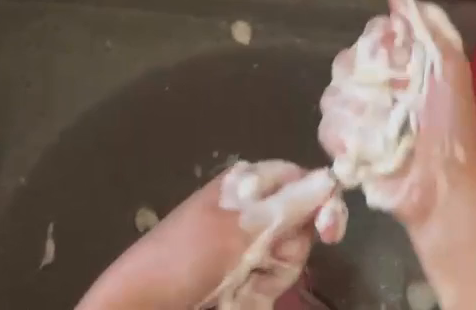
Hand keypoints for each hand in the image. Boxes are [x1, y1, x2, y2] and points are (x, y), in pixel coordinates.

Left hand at [77, 161, 342, 309]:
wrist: (144, 307)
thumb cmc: (186, 257)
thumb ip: (289, 206)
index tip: (328, 229)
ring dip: (264, 281)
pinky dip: (253, 298)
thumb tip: (331, 178)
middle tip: (255, 262)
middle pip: (300, 228)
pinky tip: (231, 300)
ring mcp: (247, 248)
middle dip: (283, 253)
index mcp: (248, 184)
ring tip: (233, 287)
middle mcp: (252, 211)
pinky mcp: (243, 281)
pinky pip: (269, 287)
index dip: (321, 201)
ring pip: (287, 263)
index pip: (302, 180)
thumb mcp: (239, 229)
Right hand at [317, 0, 475, 229]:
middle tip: (390, 91)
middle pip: (346, 58)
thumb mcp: (449, 64)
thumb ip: (426, 23)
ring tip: (383, 124)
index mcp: (399, 61)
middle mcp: (374, 82)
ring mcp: (356, 113)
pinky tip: (368, 143)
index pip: (373, 31)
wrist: (442, 184)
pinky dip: (346, 134)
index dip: (382, 38)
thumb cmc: (451, 123)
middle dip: (365, 73)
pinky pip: (327, 124)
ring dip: (357, 107)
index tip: (398, 51)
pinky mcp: (343, 142)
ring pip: (332, 91)